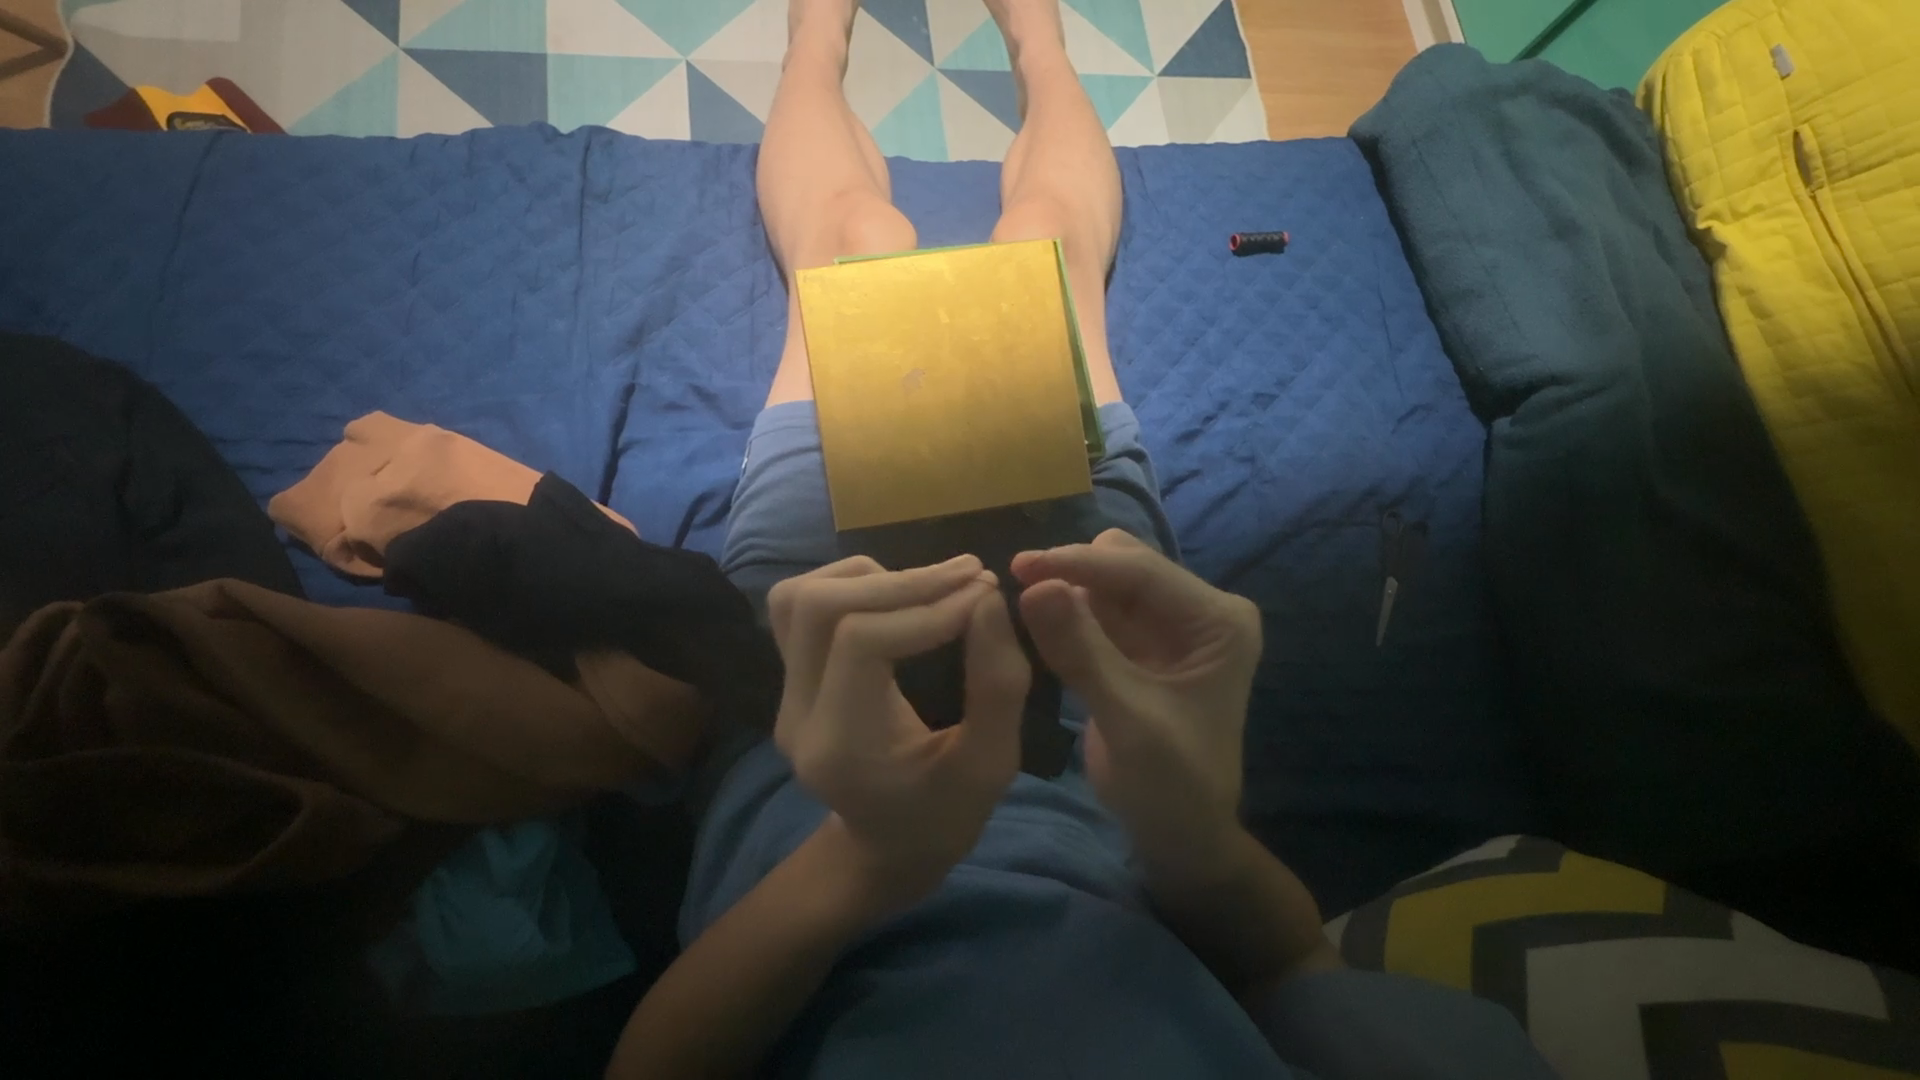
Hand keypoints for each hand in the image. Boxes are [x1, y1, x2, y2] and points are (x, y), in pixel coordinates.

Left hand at [768, 554, 1030, 906]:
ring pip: (798, 598)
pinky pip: (799, 607)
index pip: (861, 642)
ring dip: (871, 577)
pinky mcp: (790, 678)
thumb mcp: (991, 764)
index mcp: (841, 745)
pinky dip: (852, 584)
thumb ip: (997, 685)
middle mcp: (797, 714)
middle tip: (971, 575)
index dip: (926, 608)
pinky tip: (900, 596)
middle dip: (900, 582)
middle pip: (818, 608)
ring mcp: (785, 694)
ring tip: (934, 586)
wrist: (888, 845)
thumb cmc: (945, 815)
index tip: (985, 596)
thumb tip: (988, 597)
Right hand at [1012, 529, 1261, 878]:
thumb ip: (1082, 652)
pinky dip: (1065, 611)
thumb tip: (1034, 587)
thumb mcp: (1127, 719)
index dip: (1078, 564)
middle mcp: (1197, 610)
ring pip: (1104, 581)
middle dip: (1073, 573)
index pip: (1141, 571)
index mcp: (1217, 620)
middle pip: (1123, 563)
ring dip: (1065, 589)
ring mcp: (1167, 624)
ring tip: (1021, 606)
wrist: (1179, 834)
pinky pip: (1094, 609)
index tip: (1018, 565)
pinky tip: (1036, 623)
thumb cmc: (1169, 785)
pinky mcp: (1139, 642)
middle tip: (1020, 592)